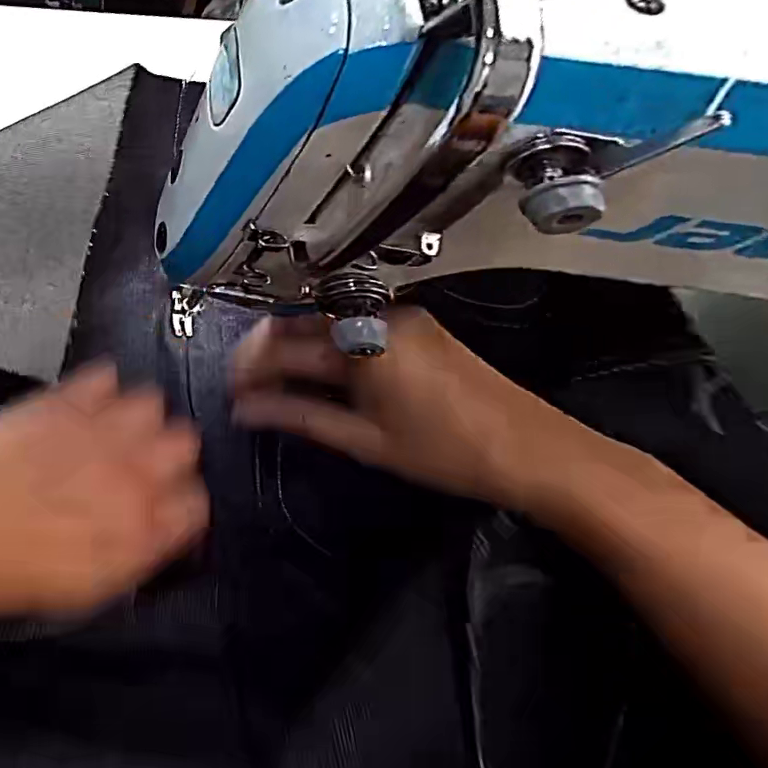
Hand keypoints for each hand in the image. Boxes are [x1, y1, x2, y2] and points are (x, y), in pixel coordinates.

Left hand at [0, 364, 207, 616]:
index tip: (169, 503)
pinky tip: (87, 403)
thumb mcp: (85, 587)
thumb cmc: (7, 570)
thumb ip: (138, 552)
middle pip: (185, 442)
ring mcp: (99, 428)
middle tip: (141, 463)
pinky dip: (101, 387)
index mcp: (139, 527)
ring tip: (114, 429)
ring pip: (153, 402)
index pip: (195, 503)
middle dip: (170, 452)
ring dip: (139, 416)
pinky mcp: (67, 397)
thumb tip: (165, 528)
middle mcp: (130, 471)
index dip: (184, 502)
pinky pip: (105, 376)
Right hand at [228, 308, 619, 513]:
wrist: (535, 450)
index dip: (251, 366)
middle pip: (303, 325)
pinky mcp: (416, 326)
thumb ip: (300, 418)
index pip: (286, 346)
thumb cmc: (450, 451)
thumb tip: (248, 411)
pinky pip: (355, 327)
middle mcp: (379, 316)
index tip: (231, 387)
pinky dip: (328, 348)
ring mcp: (400, 317)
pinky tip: (319, 374)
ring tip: (274, 382)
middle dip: (268, 353)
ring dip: (297, 349)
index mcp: (363, 340)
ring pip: (328, 324)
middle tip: (245, 384)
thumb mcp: (366, 440)